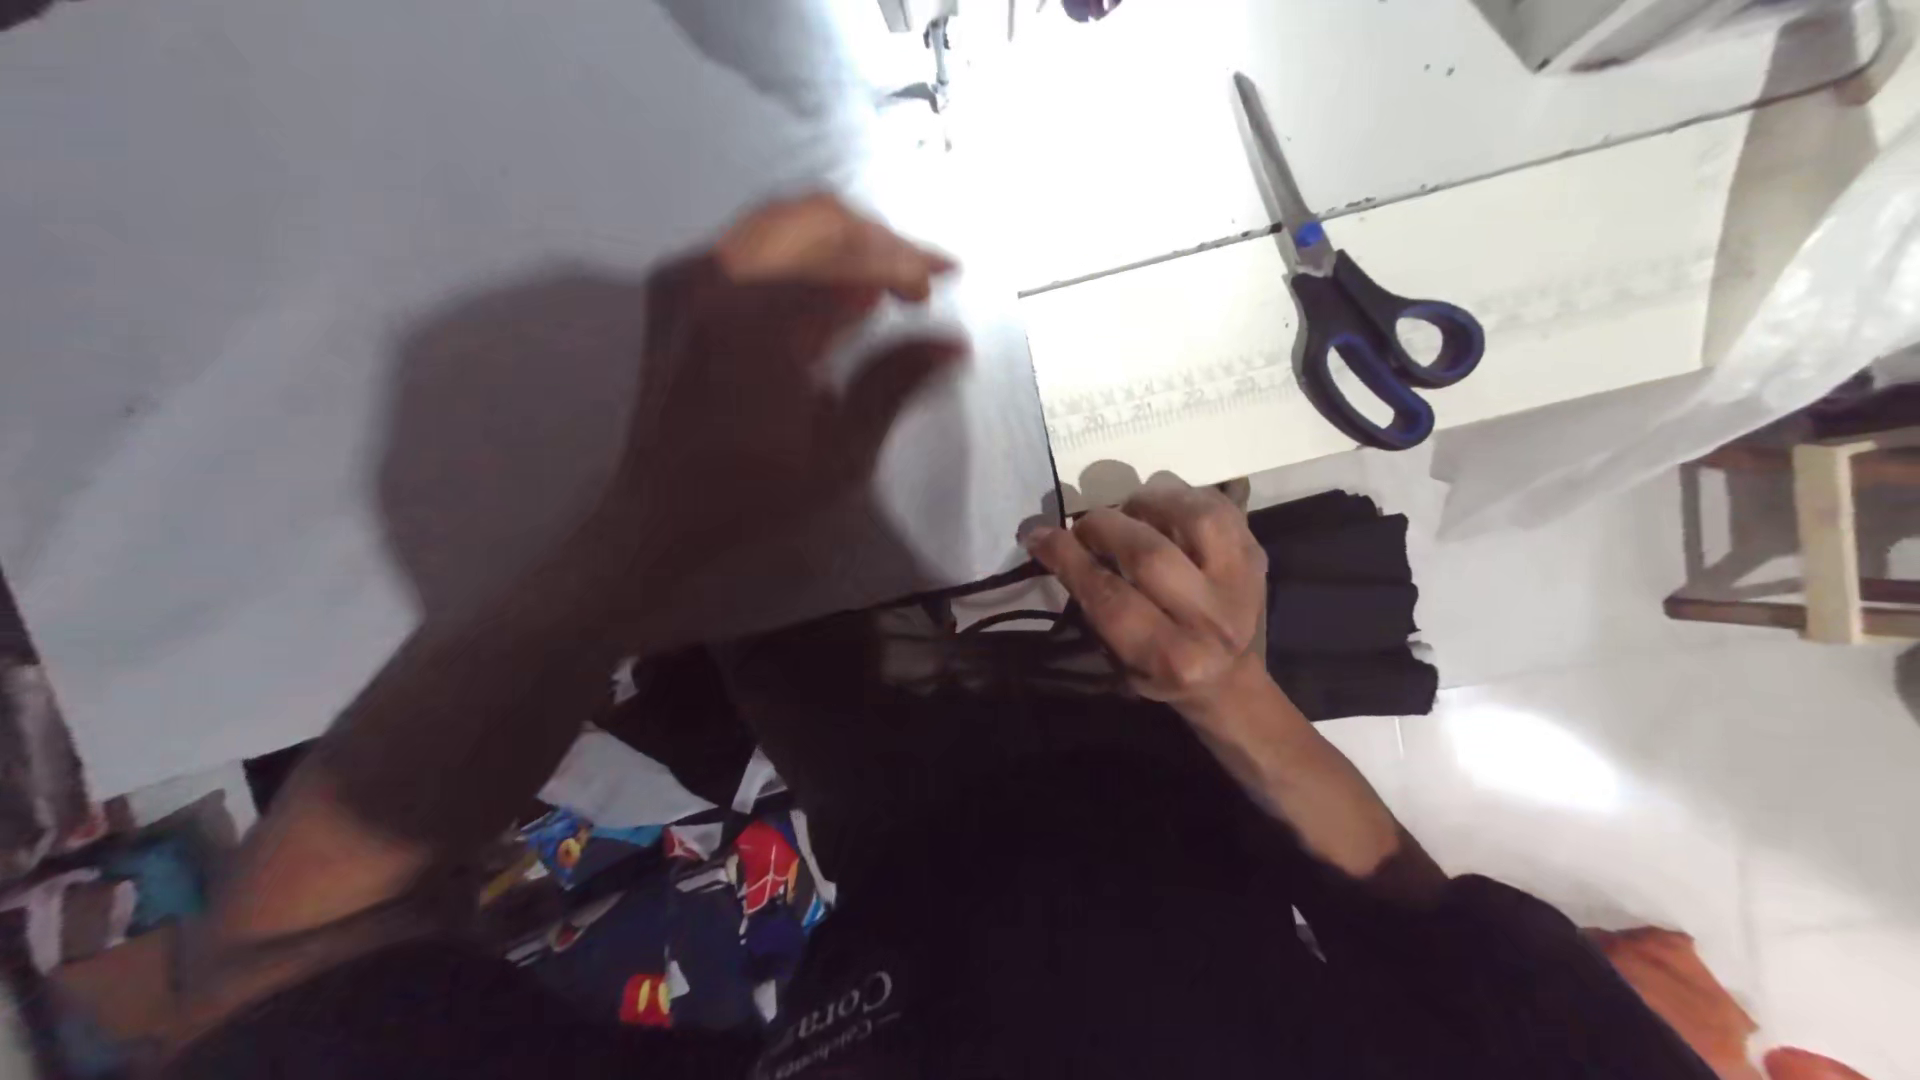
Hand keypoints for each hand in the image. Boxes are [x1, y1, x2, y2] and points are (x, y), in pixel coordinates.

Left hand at [589, 194, 963, 581]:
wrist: (661, 509)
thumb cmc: (753, 494)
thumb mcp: (838, 454)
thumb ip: (894, 385)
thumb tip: (951, 344)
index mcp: (757, 325)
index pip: (852, 266)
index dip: (907, 266)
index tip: (944, 278)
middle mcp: (716, 281)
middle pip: (818, 219)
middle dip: (880, 240)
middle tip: (919, 276)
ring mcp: (689, 277)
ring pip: (783, 218)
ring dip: (844, 239)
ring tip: (884, 277)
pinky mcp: (676, 285)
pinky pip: (752, 240)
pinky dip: (803, 251)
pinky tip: (830, 287)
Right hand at [1025, 478, 1269, 718]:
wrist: (1230, 680)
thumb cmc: (1160, 674)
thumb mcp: (1116, 658)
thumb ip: (1089, 603)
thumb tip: (1052, 542)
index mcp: (1171, 657)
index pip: (1108, 596)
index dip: (1067, 557)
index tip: (1038, 535)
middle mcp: (1212, 621)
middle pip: (1148, 553)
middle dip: (1102, 526)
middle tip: (1085, 525)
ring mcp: (1243, 582)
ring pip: (1193, 517)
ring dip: (1147, 502)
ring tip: (1128, 510)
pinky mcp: (1257, 554)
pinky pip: (1217, 504)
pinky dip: (1182, 496)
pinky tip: (1163, 507)